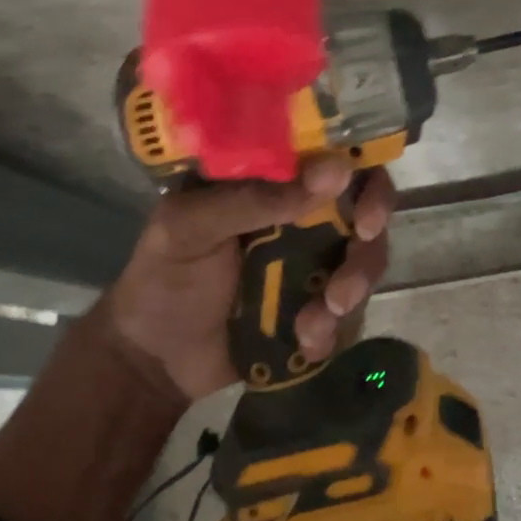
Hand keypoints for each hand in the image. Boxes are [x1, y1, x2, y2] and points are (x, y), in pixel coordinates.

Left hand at [103, 157, 396, 400]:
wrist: (152, 362)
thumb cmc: (163, 276)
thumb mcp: (191, 227)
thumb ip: (255, 197)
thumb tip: (335, 170)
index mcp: (276, 180)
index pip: (337, 158)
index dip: (366, 177)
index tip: (366, 215)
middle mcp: (307, 213)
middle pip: (368, 211)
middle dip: (369, 246)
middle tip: (346, 283)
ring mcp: (317, 262)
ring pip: (366, 261)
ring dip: (353, 290)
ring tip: (315, 321)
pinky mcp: (320, 306)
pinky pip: (352, 312)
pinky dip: (336, 330)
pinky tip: (305, 343)